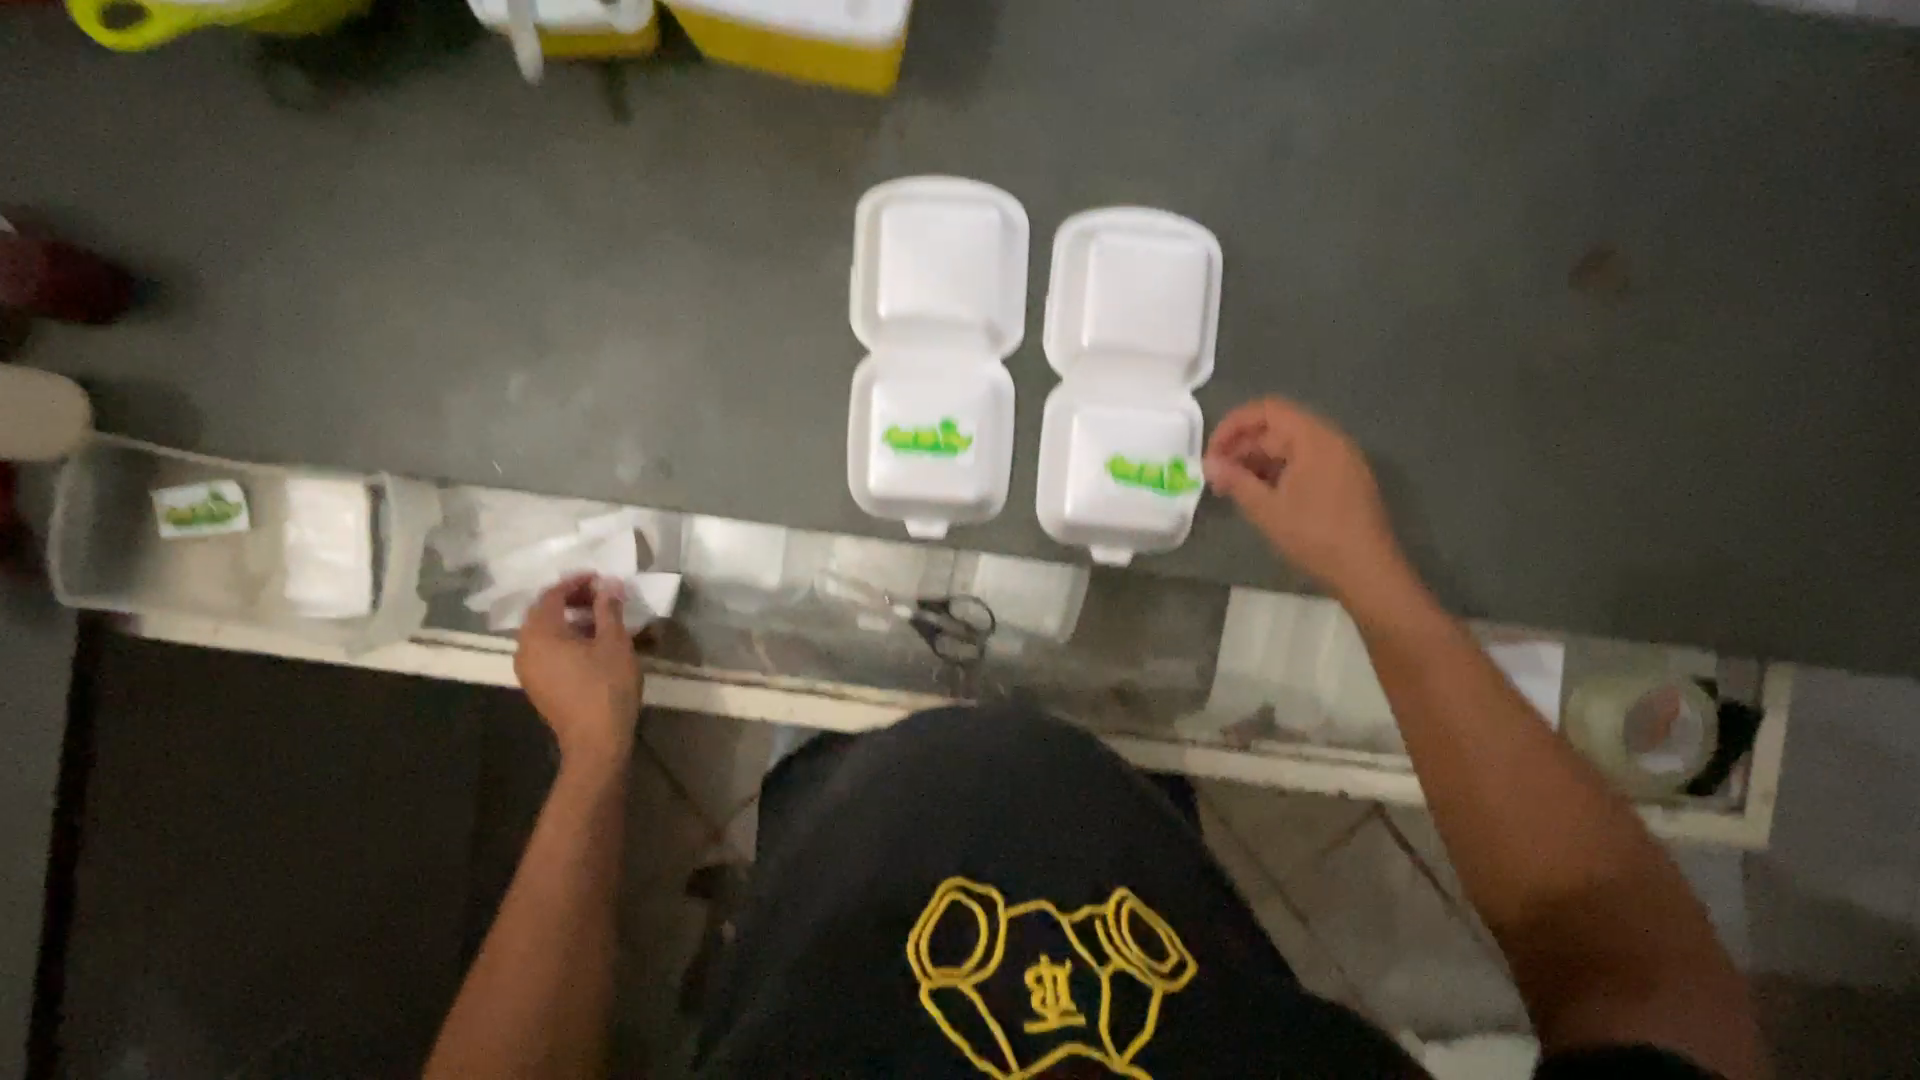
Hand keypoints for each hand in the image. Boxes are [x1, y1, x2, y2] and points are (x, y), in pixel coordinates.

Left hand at [514, 574, 641, 767]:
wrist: (596, 741)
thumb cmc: (607, 687)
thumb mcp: (615, 643)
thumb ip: (609, 609)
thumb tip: (609, 584)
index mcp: (540, 633)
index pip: (551, 595)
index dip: (576, 582)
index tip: (601, 579)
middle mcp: (524, 648)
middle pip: (543, 612)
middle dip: (571, 600)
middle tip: (601, 596)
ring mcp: (527, 669)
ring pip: (544, 633)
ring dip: (569, 620)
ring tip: (599, 619)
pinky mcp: (536, 685)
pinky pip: (545, 650)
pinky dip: (564, 639)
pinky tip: (590, 644)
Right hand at [1204, 397, 1411, 605]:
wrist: (1368, 571)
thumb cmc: (1315, 536)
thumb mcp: (1267, 509)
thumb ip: (1235, 480)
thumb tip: (1209, 464)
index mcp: (1314, 438)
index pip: (1266, 410)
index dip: (1232, 425)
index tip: (1211, 454)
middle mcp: (1331, 440)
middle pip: (1278, 428)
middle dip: (1242, 448)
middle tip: (1217, 478)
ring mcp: (1341, 460)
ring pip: (1290, 447)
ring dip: (1258, 462)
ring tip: (1234, 490)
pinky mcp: (1345, 479)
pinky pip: (1305, 462)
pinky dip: (1279, 472)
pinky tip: (1262, 496)